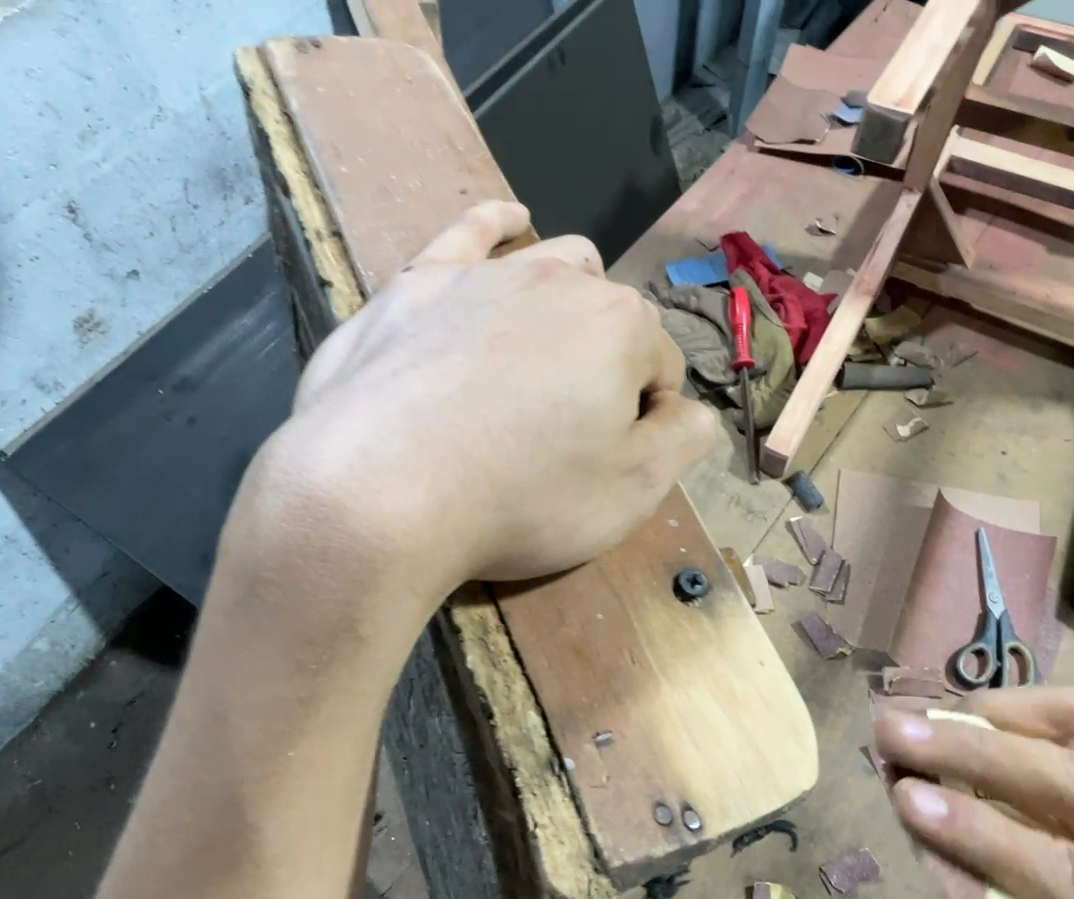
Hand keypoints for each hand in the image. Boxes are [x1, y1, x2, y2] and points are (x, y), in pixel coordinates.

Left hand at [242, 200, 717, 591]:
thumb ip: (682, 441)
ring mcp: (482, 275)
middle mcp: (558, 281)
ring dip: (567, 301)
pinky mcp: (414, 284)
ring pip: (551, 265)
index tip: (605, 461)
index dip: (642, 420)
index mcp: (621, 327)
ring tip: (549, 350)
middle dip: (606, 362)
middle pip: (608, 317)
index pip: (659, 370)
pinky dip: (499, 226)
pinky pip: (470, 231)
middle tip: (567, 428)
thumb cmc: (520, 498)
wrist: (379, 494)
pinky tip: (513, 224)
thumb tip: (694, 411)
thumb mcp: (630, 491)